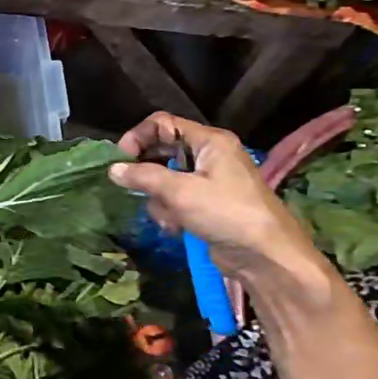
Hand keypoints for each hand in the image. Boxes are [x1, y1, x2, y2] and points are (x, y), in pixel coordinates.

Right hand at [107, 112, 319, 278]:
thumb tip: (113, 169)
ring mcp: (208, 180)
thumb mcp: (180, 192)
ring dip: (158, 198)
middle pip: (162, 150)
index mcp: (209, 141)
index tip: (120, 160)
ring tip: (167, 216)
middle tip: (132, 187)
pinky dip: (169, 211)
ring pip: (164, 178)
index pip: (162, 124)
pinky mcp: (206, 203)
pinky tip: (175, 227)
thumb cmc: (225, 213)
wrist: (264, 255)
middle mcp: (209, 155)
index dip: (138, 137)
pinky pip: (174, 198)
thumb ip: (143, 176)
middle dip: (146, 171)